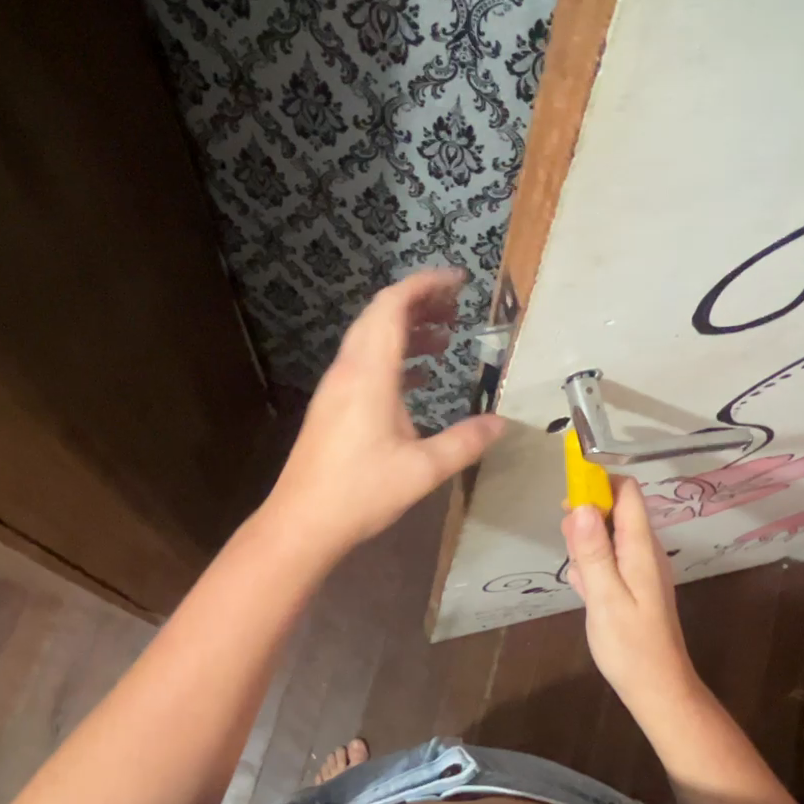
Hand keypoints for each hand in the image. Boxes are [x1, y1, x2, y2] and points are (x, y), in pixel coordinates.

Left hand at [264, 269, 506, 556]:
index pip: (393, 305)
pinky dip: (394, 358)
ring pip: (371, 339)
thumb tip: (501, 423)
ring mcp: (336, 387)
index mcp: (369, 373)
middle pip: (380, 315)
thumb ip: (465, 442)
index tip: (459, 280)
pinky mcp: (332, 406)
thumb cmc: (361, 493)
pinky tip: (419, 379)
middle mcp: (349, 370)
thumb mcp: (423, 470)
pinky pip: (365, 364)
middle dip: (420, 302)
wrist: (301, 522)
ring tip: (446, 339)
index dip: (426, 284)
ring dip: (407, 330)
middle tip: (458, 308)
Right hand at [562, 476, 698, 697]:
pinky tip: (584, 589)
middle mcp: (644, 550)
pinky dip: (591, 564)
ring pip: (607, 534)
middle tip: (570, 549)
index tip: (569, 495)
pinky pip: (608, 558)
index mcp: (641, 547)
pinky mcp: (633, 584)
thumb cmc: (630, 646)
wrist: (657, 689)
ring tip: (579, 575)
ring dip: (585, 543)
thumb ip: (593, 551)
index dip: (598, 482)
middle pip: (614, 509)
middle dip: (585, 516)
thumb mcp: (605, 597)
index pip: (626, 491)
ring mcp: (640, 567)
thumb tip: (582, 506)